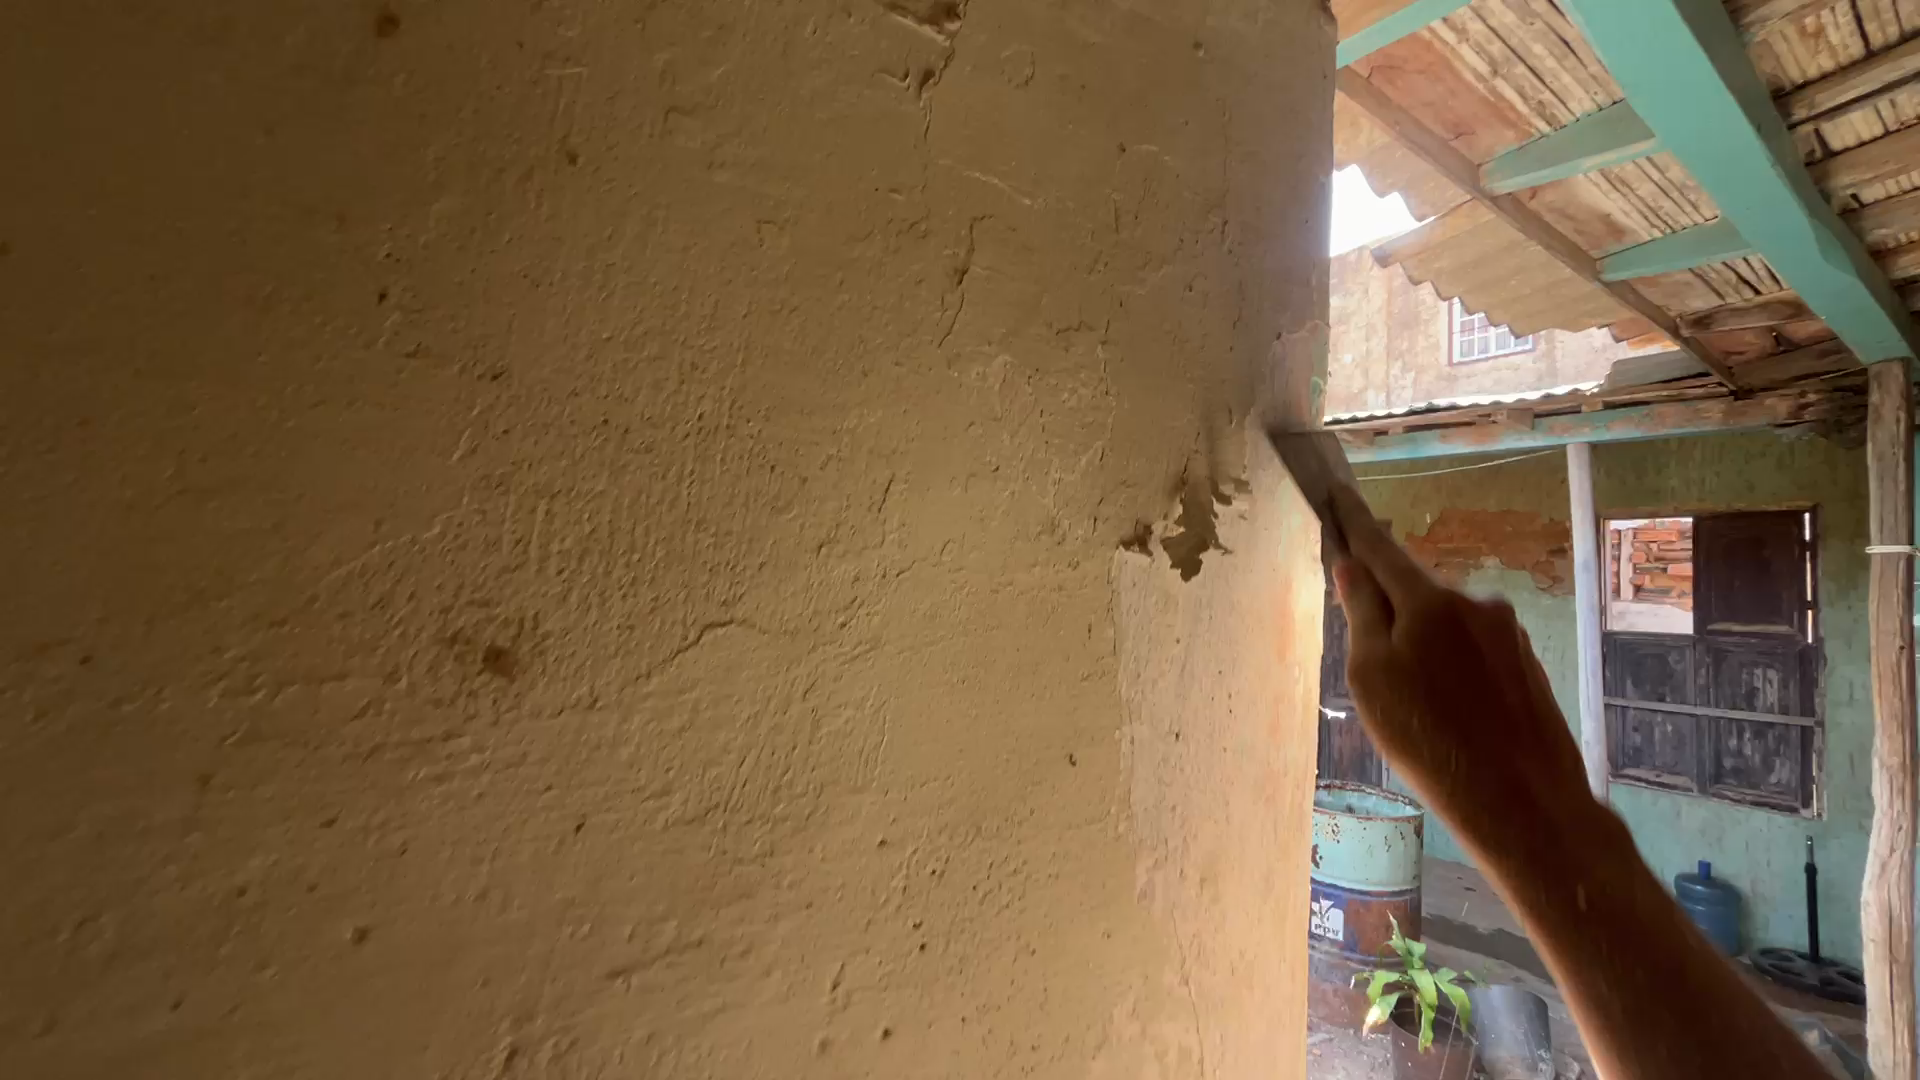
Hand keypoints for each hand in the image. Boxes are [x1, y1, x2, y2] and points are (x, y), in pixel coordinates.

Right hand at [1328, 486, 1590, 845]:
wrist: (1521, 800)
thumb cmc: (1425, 736)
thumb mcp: (1371, 675)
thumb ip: (1361, 613)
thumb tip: (1350, 565)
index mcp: (1428, 601)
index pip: (1379, 548)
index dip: (1354, 522)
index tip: (1337, 492)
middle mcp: (1472, 603)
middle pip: (1411, 587)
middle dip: (1384, 600)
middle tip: (1364, 650)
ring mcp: (1504, 632)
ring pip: (1441, 620)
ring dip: (1417, 637)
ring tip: (1407, 696)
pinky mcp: (1524, 662)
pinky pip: (1468, 645)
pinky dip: (1446, 659)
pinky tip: (1443, 705)